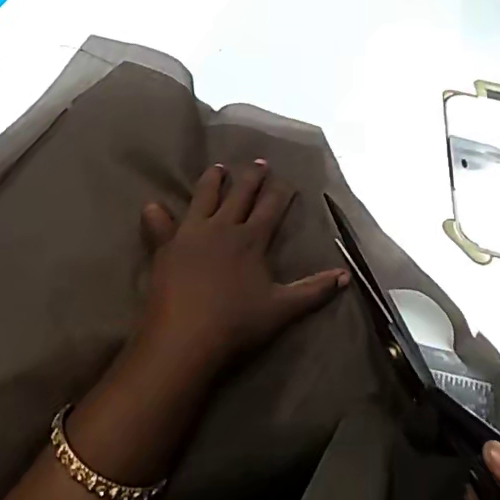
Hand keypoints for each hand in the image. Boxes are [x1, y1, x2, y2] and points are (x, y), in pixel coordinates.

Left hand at [137, 161, 349, 379]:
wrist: (186, 336)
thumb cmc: (237, 324)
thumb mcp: (283, 309)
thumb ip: (314, 290)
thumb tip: (346, 275)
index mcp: (251, 239)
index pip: (270, 209)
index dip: (280, 193)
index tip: (286, 180)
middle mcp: (222, 227)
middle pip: (239, 195)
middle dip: (251, 178)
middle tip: (258, 163)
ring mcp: (191, 233)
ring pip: (203, 197)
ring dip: (212, 181)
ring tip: (218, 168)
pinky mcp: (165, 245)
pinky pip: (158, 223)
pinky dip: (156, 214)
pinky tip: (154, 206)